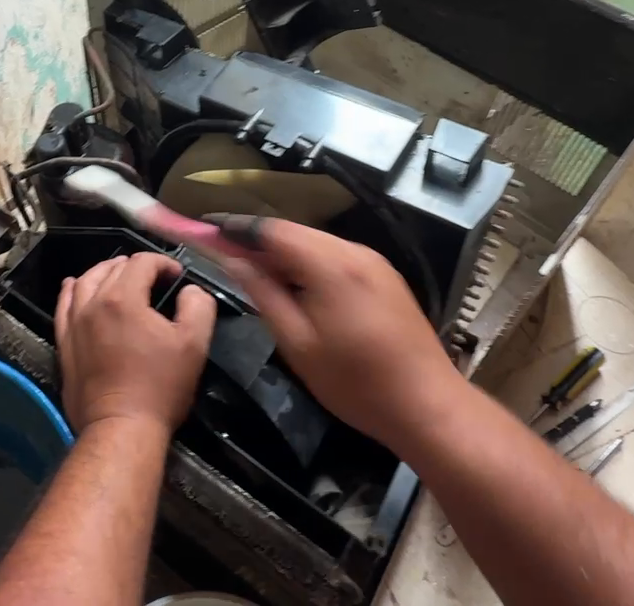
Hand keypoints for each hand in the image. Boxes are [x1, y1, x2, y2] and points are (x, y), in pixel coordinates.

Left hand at [56, 253, 216, 435]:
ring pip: (85, 281)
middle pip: (112, 268)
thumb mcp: (194, 345)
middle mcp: (93, 303)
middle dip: (135, 267)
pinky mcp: (64, 343)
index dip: (162, 263)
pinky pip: (63, 305)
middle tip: (153, 278)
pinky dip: (72, 290)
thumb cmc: (160, 387)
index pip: (141, 263)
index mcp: (124, 298)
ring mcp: (74, 323)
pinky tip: (75, 285)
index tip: (176, 276)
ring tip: (118, 275)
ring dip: (104, 272)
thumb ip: (198, 307)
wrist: (121, 429)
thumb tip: (190, 290)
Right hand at [205, 216, 458, 450]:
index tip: (205, 229)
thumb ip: (263, 294)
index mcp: (331, 264)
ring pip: (314, 242)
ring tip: (253, 270)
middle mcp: (354, 251)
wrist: (428, 407)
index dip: (235, 227)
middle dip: (256, 239)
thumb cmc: (356, 384)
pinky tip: (294, 283)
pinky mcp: (384, 275)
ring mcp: (373, 261)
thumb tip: (233, 261)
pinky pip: (334, 256)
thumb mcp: (297, 343)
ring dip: (281, 251)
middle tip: (224, 253)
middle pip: (293, 231)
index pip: (272, 229)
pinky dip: (307, 262)